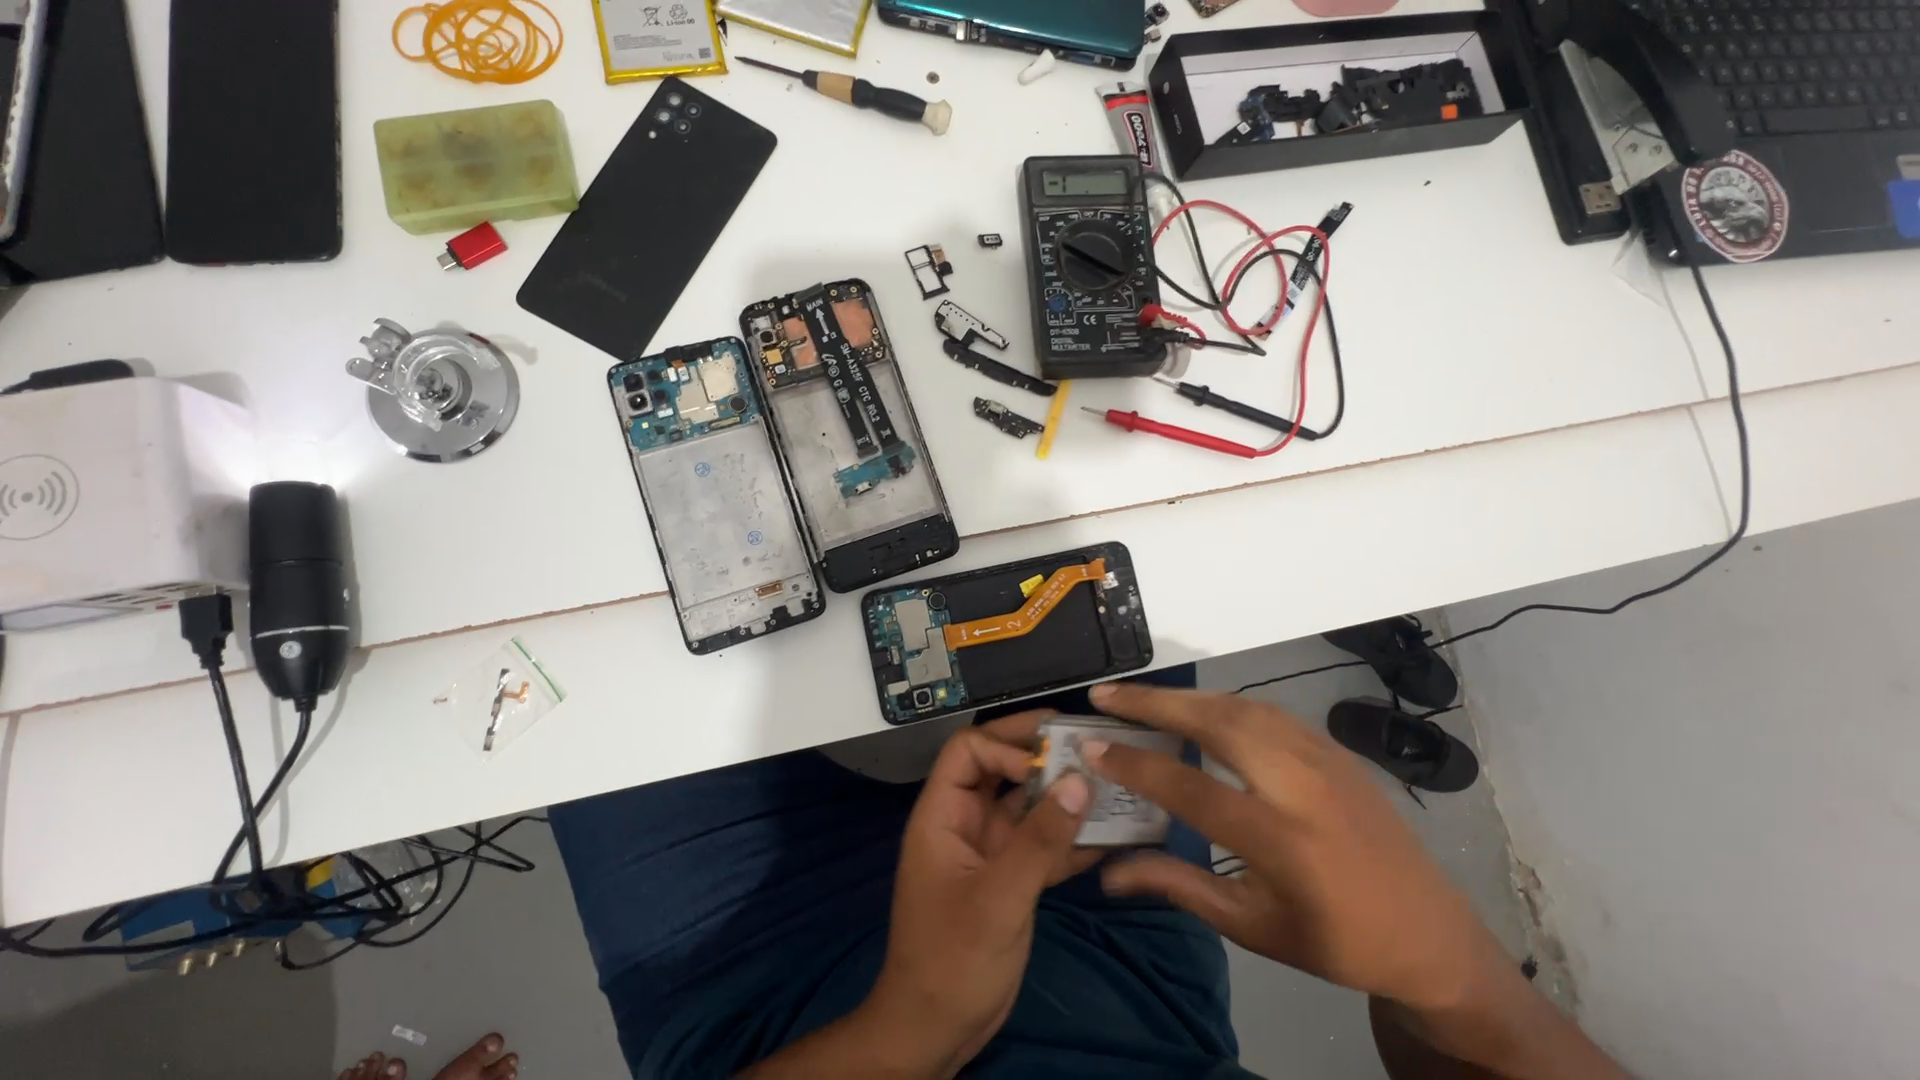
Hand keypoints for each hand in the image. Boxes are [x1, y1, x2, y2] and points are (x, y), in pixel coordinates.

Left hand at [864, 711, 1098, 1075]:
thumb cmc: (952, 958)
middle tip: (1089, 744)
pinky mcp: (1011, 880)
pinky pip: (1043, 846)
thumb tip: (1080, 782)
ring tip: (1112, 785)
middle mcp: (966, 824)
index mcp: (943, 815)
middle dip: (1041, 757)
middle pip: (1001, 770)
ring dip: (1064, 798)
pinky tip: (1111, 836)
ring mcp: (990, 852)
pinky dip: (1071, 840)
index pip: (968, 751)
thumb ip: (1039, 840)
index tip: (1049, 766)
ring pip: (1027, 807)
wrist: (937, 1028)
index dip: (1006, 747)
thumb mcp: (997, 897)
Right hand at [1081, 683, 1509, 1013]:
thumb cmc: (1335, 941)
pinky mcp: (1338, 750)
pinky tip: (1200, 709)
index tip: (1091, 747)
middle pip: (1217, 723)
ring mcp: (1325, 760)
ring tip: (1139, 696)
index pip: (1190, 788)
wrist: (1430, 935)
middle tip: (1104, 695)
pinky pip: (1271, 712)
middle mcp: (1302, 786)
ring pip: (1244, 707)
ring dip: (1187, 697)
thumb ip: (1178, 887)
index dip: (1135, 766)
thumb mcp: (1252, 928)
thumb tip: (1108, 873)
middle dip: (1154, 704)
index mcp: (1281, 840)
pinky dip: (1225, 702)